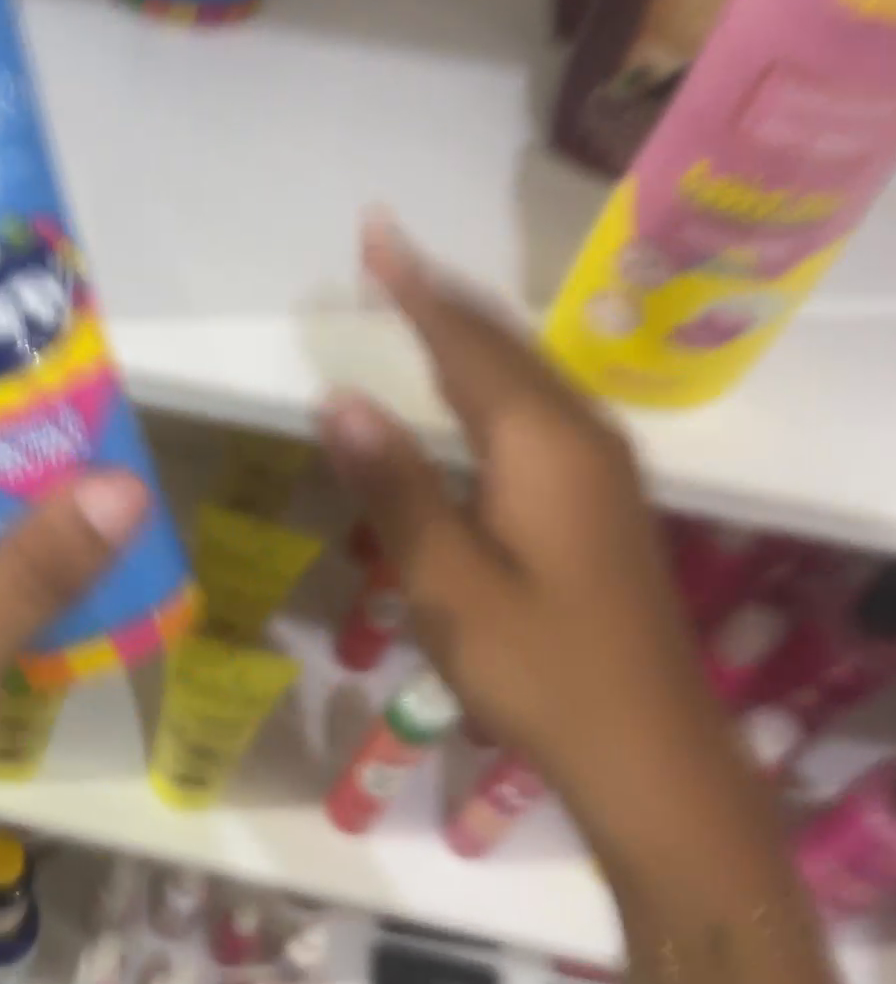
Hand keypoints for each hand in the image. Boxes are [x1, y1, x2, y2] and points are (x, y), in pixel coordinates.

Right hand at [316, 215, 717, 781]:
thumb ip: (394, 485)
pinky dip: (486, 378)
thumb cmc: (537, 664)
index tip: (375, 234)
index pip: (467, 346)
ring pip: (523, 375)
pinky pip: (531, 410)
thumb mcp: (446, 579)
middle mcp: (580, 441)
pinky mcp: (592, 501)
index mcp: (544, 449)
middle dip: (440, 296)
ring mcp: (595, 471)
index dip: (416, 289)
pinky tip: (465, 390)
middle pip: (503, 348)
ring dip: (465, 333)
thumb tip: (338, 399)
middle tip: (385, 255)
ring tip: (413, 302)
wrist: (645, 749)